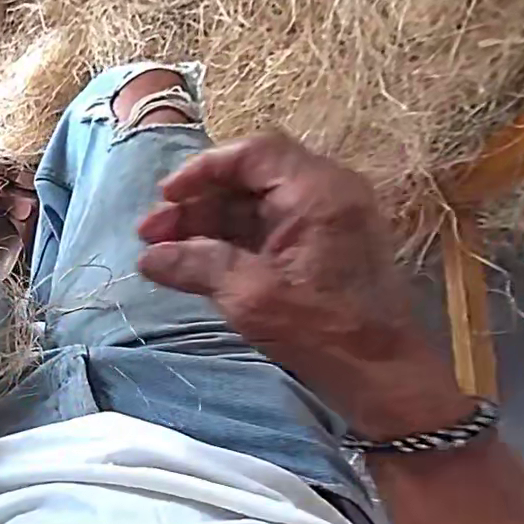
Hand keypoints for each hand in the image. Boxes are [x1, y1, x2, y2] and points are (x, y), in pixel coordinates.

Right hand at [136, 132, 471, 438]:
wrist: (375, 370)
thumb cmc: (320, 329)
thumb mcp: (251, 296)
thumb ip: (198, 266)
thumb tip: (148, 257)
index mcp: (317, 194)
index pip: (255, 153)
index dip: (203, 168)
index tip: (165, 198)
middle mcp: (319, 197)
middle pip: (244, 180)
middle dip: (192, 203)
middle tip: (148, 234)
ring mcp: (312, 225)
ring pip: (244, 208)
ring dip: (197, 225)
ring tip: (158, 252)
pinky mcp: (304, 252)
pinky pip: (252, 233)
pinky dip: (215, 244)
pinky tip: (185, 263)